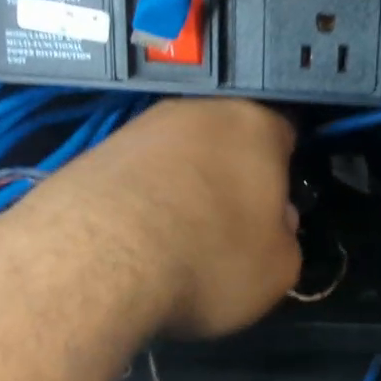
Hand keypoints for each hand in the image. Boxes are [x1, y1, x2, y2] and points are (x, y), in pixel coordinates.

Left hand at [12, 99, 300, 337]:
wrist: (93, 262)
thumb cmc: (208, 258)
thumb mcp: (279, 269)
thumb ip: (286, 239)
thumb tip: (273, 226)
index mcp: (256, 125)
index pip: (285, 137)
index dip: (283, 177)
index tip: (275, 212)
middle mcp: (198, 111)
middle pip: (226, 144)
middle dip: (230, 180)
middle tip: (228, 230)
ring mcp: (140, 128)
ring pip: (177, 159)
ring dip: (182, 191)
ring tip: (175, 243)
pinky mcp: (94, 153)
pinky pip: (135, 178)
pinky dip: (140, 204)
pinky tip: (135, 244)